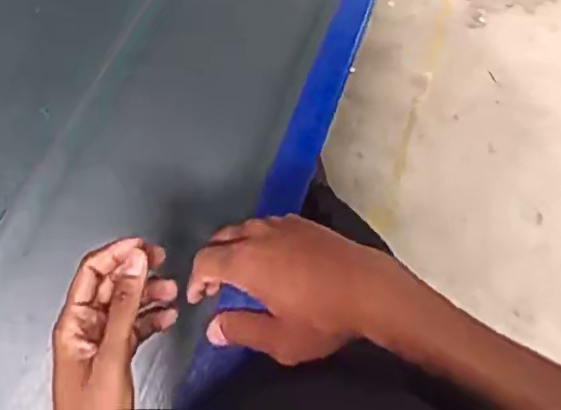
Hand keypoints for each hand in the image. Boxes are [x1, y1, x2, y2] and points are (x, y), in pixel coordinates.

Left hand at [53, 239, 179, 409]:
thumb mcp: (112, 354)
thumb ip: (125, 305)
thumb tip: (135, 260)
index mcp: (73, 323)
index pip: (92, 271)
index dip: (116, 252)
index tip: (141, 244)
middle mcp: (84, 328)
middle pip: (111, 284)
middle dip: (138, 271)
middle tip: (160, 260)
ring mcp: (99, 341)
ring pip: (126, 302)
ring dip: (149, 293)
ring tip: (171, 291)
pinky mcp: (114, 355)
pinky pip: (134, 324)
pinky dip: (152, 317)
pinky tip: (167, 316)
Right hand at [187, 216, 420, 365]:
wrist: (365, 285)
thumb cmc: (320, 316)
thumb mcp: (278, 339)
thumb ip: (241, 330)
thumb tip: (214, 327)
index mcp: (247, 261)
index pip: (206, 259)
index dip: (195, 278)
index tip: (197, 298)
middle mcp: (259, 234)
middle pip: (222, 237)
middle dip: (212, 259)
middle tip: (213, 286)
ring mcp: (281, 223)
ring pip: (245, 227)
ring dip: (234, 246)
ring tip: (239, 271)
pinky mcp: (300, 221)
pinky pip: (267, 224)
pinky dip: (256, 238)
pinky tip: (268, 256)